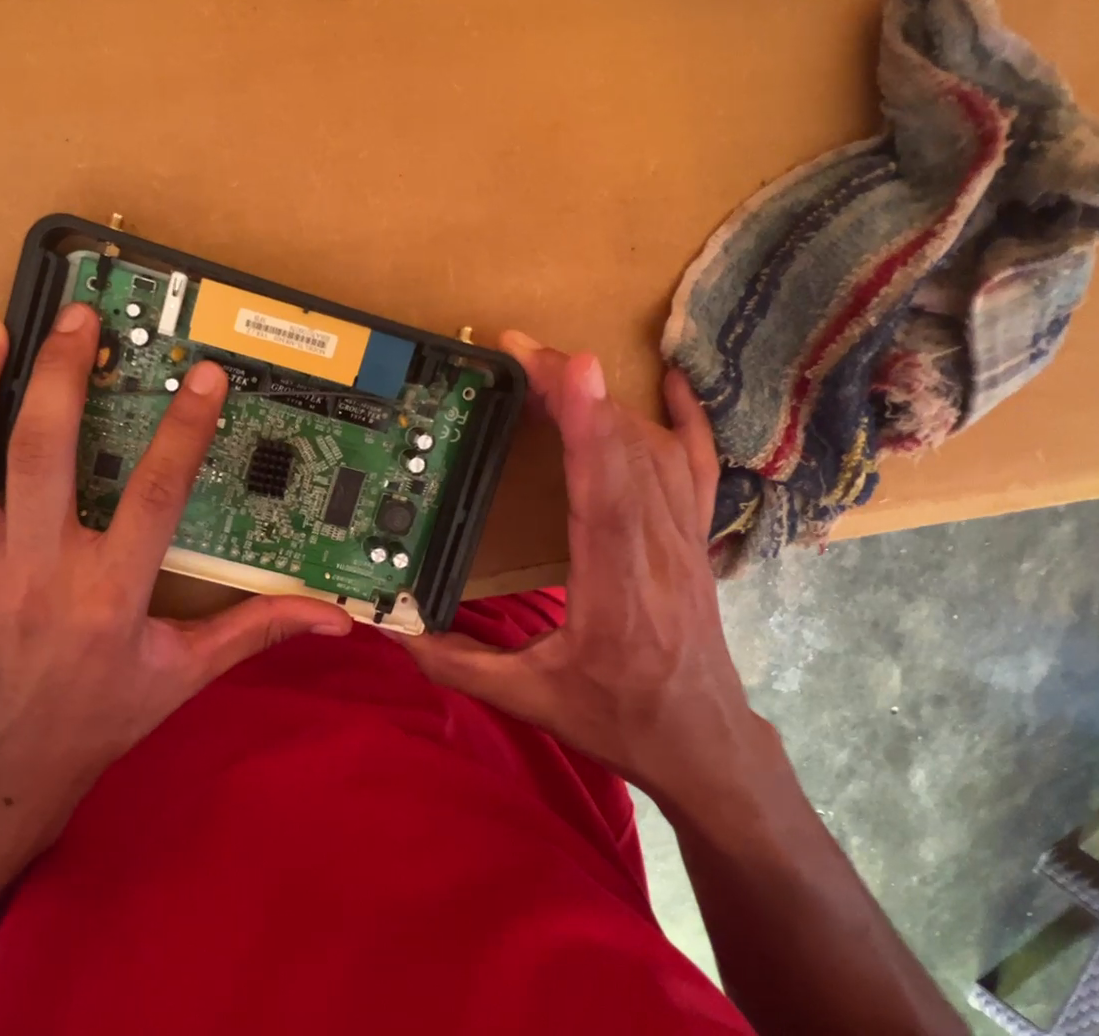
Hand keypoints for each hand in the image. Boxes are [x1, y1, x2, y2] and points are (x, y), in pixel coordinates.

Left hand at [0, 303, 353, 834]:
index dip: (183, 429)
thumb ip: (254, 630)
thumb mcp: (184, 674)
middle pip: (44, 452)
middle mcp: (35, 575)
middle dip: (63, 374)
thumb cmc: (104, 714)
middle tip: (77, 319)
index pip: (153, 495)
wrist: (6, 769)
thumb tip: (334, 618)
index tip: (202, 375)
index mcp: (107, 596)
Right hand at [400, 333, 773, 804]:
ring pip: (653, 448)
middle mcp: (656, 549)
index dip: (586, 422)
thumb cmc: (619, 719)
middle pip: (624, 449)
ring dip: (605, 400)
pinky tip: (671, 384)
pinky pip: (699, 465)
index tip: (564, 365)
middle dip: (574, 390)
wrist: (705, 744)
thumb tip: (393, 630)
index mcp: (614, 586)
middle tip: (518, 354)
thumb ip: (458, 665)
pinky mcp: (694, 538)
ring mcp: (683, 539)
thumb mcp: (528, 700)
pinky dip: (688, 419)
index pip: (603, 490)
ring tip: (555, 366)